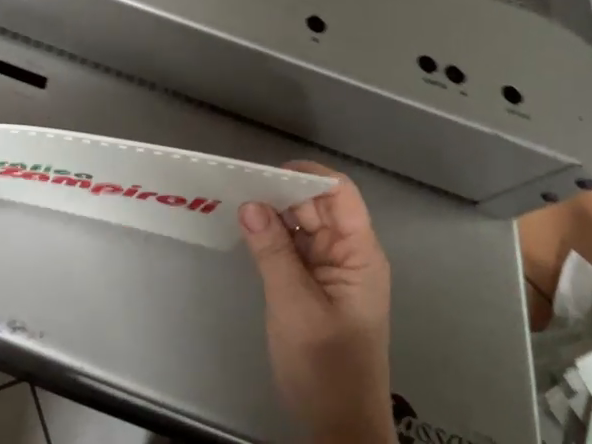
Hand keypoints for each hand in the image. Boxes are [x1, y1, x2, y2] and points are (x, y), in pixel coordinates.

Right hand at [239, 161, 394, 443]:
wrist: (339, 424)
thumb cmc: (325, 366)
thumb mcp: (294, 306)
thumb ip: (272, 252)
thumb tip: (248, 203)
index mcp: (359, 255)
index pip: (340, 195)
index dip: (306, 176)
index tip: (262, 173)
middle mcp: (348, 255)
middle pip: (317, 205)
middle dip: (280, 192)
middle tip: (235, 186)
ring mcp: (331, 270)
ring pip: (301, 224)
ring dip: (272, 213)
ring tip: (232, 201)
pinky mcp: (313, 285)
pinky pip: (293, 246)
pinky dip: (270, 236)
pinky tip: (245, 230)